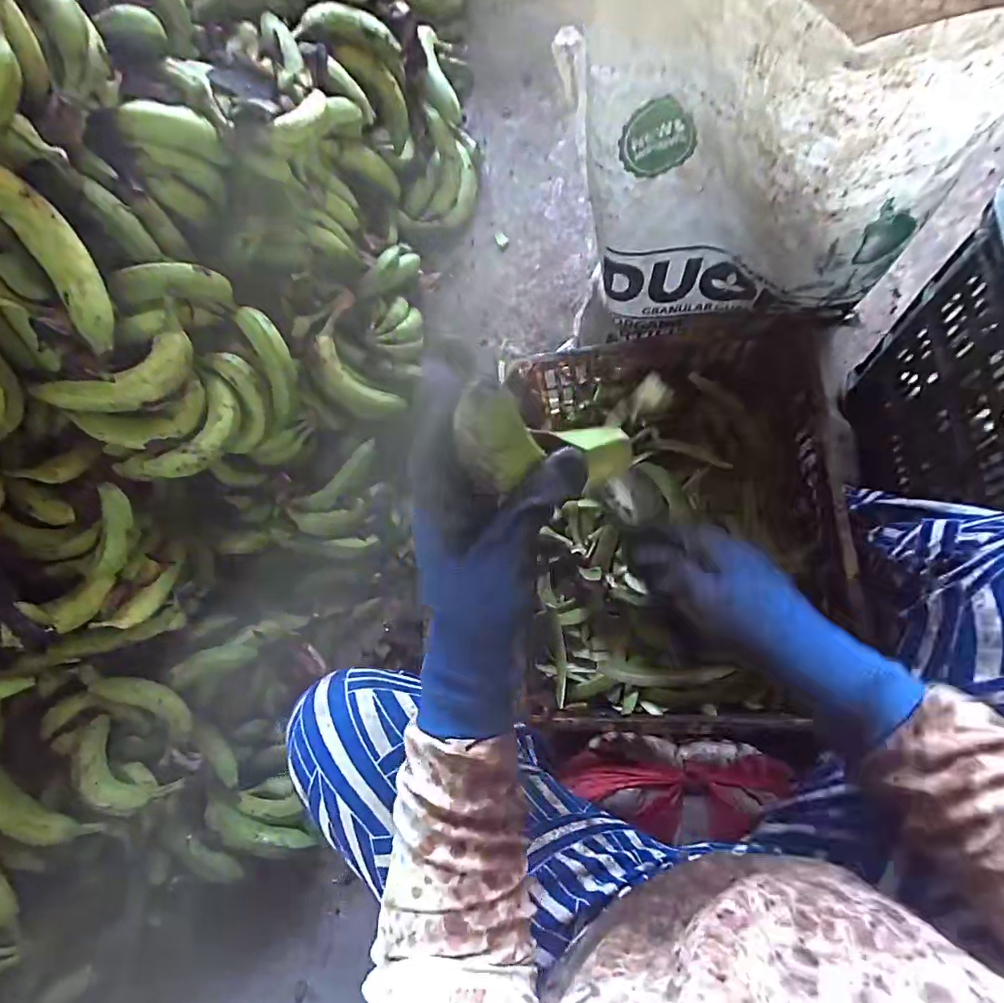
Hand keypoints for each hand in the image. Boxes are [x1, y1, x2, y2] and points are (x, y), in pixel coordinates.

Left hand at [411, 354, 585, 739]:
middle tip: (508, 374)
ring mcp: (466, 506)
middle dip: (480, 402)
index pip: (432, 425)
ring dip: (506, 433)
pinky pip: (502, 479)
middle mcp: (445, 491)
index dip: (443, 385)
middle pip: (457, 431)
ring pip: (481, 454)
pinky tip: (547, 457)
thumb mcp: (504, 552)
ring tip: (535, 412)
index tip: (459, 350)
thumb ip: (533, 501)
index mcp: (433, 493)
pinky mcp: (487, 521)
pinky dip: (522, 464)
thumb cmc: (477, 604)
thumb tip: (572, 455)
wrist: (475, 652)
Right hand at [633, 526, 925, 755]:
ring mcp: (756, 570)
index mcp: (723, 546)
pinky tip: (702, 601)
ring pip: (715, 559)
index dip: (659, 534)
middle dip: (674, 549)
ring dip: (691, 565)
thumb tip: (648, 553)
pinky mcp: (765, 592)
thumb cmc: (745, 622)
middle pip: (701, 542)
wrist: (800, 651)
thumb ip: (675, 571)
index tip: (637, 543)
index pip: (685, 529)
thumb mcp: (701, 596)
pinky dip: (706, 581)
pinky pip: (726, 576)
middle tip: (650, 563)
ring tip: (671, 582)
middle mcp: (741, 550)